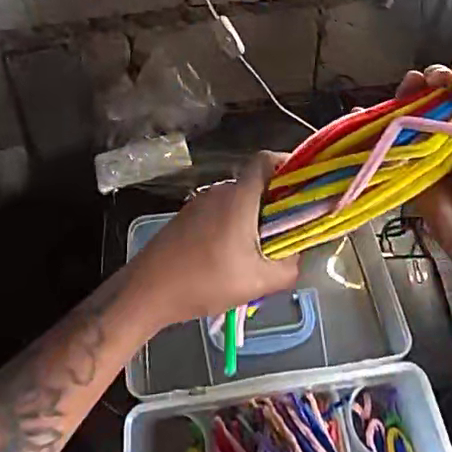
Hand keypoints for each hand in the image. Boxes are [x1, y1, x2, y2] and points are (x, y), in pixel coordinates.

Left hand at [128, 151, 301, 326]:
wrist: (147, 291)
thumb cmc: (204, 281)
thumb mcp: (257, 282)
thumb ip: (288, 268)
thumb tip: (298, 256)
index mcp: (238, 197)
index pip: (266, 160)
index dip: (288, 165)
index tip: (305, 185)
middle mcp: (219, 192)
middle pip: (256, 183)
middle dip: (278, 202)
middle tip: (291, 229)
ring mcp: (199, 203)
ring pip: (238, 201)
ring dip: (255, 218)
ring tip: (264, 250)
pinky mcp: (187, 217)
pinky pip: (221, 212)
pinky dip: (234, 225)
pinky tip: (235, 257)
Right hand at [402, 64, 451, 288]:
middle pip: (442, 99)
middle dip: (434, 82)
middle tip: (431, 79)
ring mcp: (435, 152)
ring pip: (417, 114)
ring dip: (411, 96)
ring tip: (411, 85)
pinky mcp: (411, 169)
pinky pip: (395, 142)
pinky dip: (383, 124)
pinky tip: (378, 107)